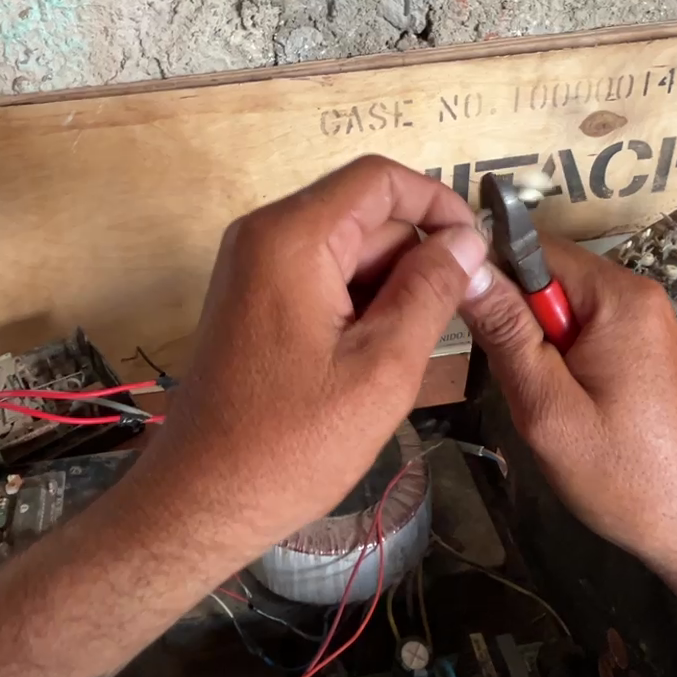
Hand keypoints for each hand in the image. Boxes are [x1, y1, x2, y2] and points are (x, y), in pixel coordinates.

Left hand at [129, 156, 491, 559]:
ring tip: (408, 345)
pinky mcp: (253, 292)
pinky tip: (374, 349)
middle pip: (362, 212)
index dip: (436, 201)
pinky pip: (320, 270)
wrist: (201, 497)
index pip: (379, 179)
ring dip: (389, 282)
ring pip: (345, 244)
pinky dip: (358, 297)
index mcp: (292, 236)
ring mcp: (253, 262)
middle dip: (414, 253)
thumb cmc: (291, 443)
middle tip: (453, 312)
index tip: (475, 247)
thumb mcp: (382, 367)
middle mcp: (265, 233)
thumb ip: (430, 292)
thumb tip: (466, 243)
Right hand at [460, 238, 676, 571]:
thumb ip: (505, 332)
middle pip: (544, 275)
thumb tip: (465, 267)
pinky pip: (581, 326)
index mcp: (617, 296)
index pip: (530, 248)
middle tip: (517, 378)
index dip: (492, 281)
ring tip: (543, 396)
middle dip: (515, 320)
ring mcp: (643, 318)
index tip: (474, 327)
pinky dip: (559, 355)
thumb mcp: (547, 407)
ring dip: (536, 343)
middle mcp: (635, 292)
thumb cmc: (624, 475)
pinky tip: (565, 399)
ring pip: (558, 304)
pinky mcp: (642, 344)